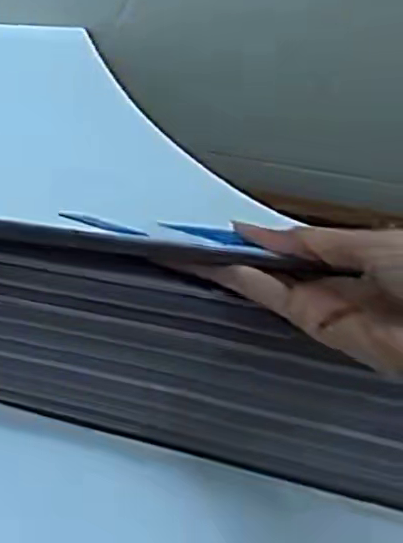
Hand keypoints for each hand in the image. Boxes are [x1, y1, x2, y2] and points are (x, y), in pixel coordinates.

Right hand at [186, 224, 402, 373]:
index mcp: (371, 260)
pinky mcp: (309, 323)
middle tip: (181, 226)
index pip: (304, 244)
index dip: (264, 231)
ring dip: (215, 258)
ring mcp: (326, 305)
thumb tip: (248, 231)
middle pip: (275, 260)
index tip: (219, 219)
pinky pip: (259, 293)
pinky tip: (186, 258)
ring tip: (168, 237)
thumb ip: (310, 239)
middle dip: (231, 244)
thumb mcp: (376, 244)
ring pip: (258, 276)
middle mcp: (346, 283)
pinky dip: (220, 275)